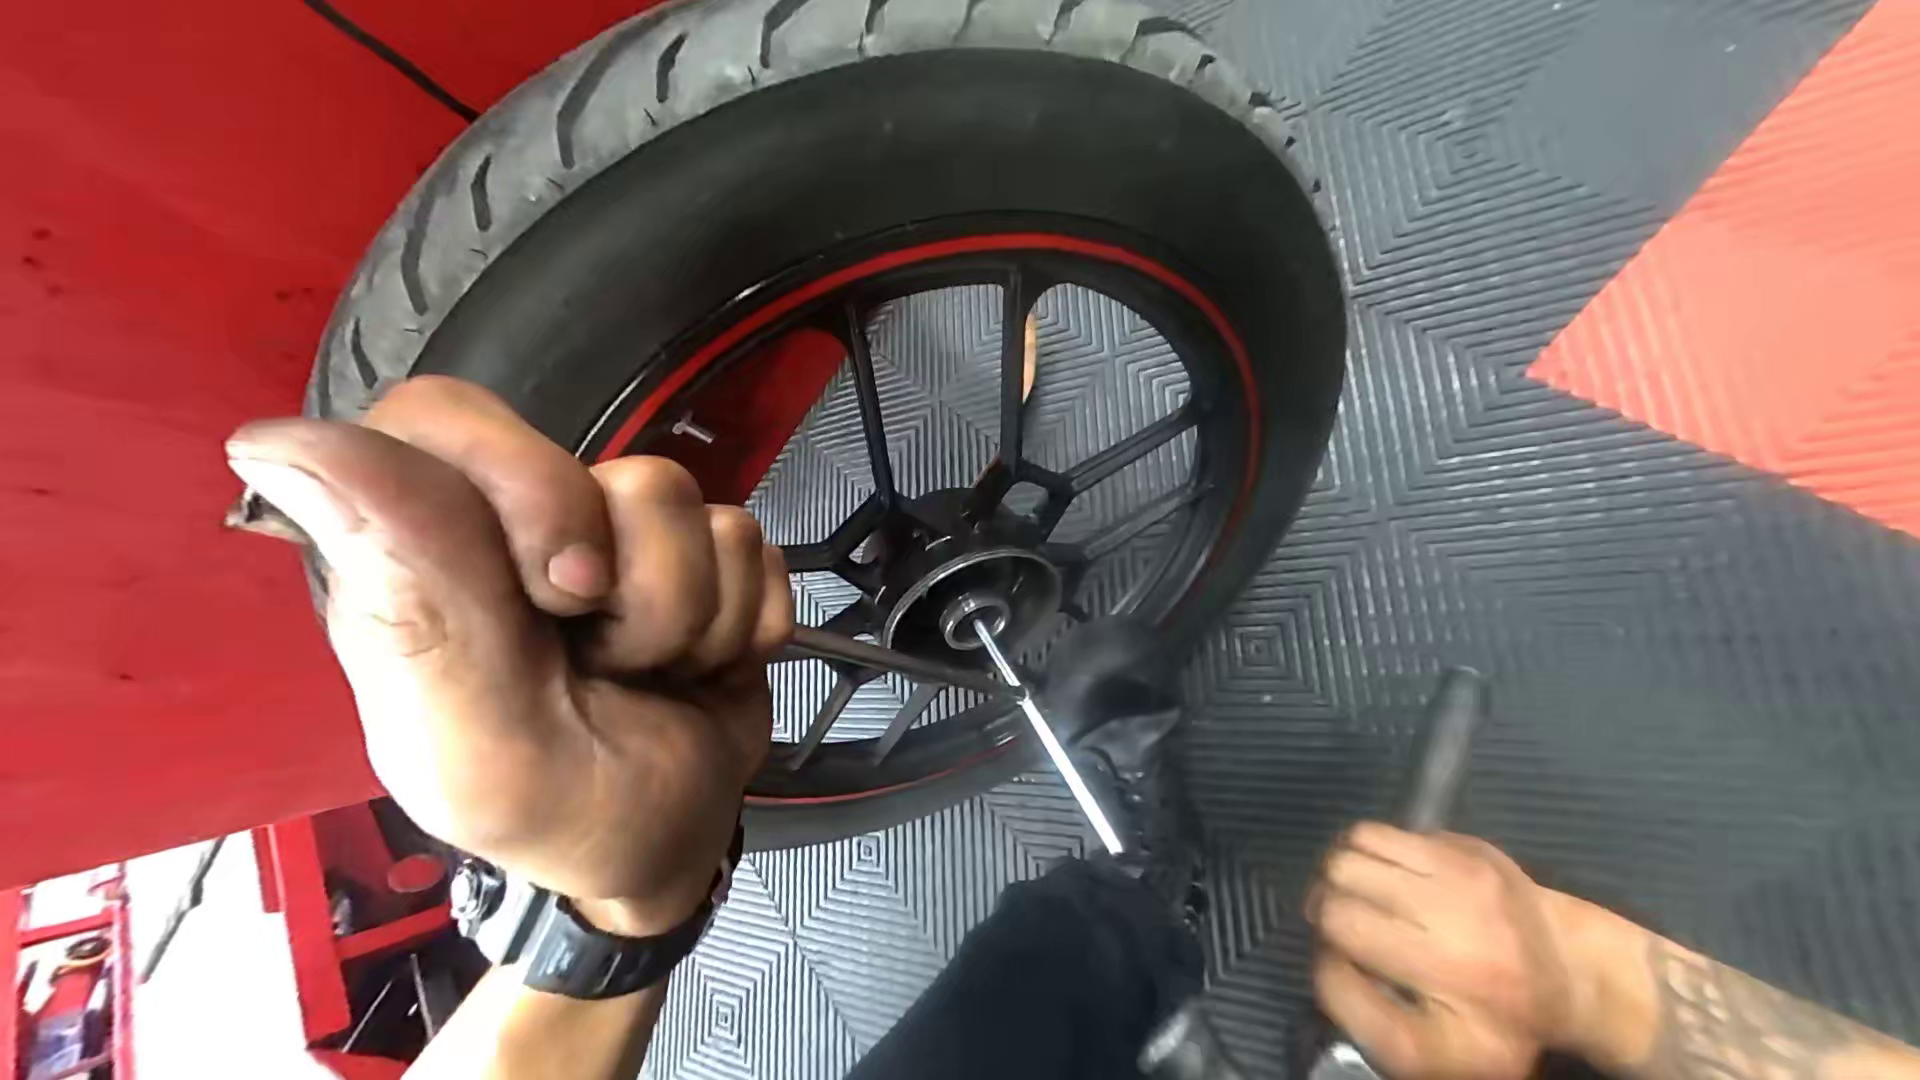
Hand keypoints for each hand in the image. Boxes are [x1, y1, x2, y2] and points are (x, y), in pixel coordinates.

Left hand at [226, 376, 791, 935]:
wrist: (671, 837)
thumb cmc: (560, 808)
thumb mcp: (478, 740)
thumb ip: (416, 607)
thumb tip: (282, 441)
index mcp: (446, 557)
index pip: (456, 420)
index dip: (531, 480)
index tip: (568, 587)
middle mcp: (549, 528)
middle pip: (640, 480)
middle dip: (650, 595)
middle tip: (614, 663)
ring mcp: (651, 543)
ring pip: (717, 520)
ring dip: (703, 622)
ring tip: (665, 673)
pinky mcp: (725, 565)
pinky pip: (765, 556)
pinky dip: (750, 626)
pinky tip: (713, 665)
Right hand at [1306, 824, 1586, 1079]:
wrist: (1574, 971)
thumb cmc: (1495, 1017)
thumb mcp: (1436, 1049)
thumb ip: (1363, 1014)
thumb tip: (1322, 955)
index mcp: (1454, 1016)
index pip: (1335, 977)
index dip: (1326, 968)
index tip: (1349, 966)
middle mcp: (1460, 951)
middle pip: (1332, 907)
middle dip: (1327, 912)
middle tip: (1348, 922)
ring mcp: (1462, 888)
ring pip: (1343, 860)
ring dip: (1339, 876)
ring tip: (1361, 892)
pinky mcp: (1461, 848)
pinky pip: (1370, 832)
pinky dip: (1361, 848)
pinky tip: (1382, 870)